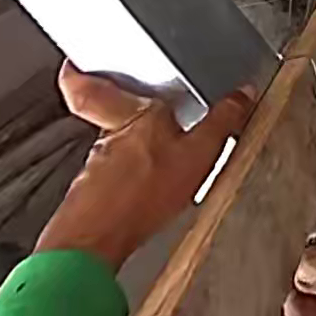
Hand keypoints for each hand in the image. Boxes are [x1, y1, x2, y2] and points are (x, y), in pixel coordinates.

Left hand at [33, 61, 254, 270]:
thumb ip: (221, 121)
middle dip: (121, 119)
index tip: (73, 64)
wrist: (91, 251)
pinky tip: (141, 201)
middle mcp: (105, 142)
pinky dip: (121, 190)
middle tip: (138, 116)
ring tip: (152, 168)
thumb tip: (242, 95)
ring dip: (126, 159)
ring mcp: (90, 176)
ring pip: (107, 156)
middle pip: (104, 119)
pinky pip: (104, 190)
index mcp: (131, 117)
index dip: (79, 75)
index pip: (93, 89)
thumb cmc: (139, 195)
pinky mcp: (84, 208)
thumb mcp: (198, 153)